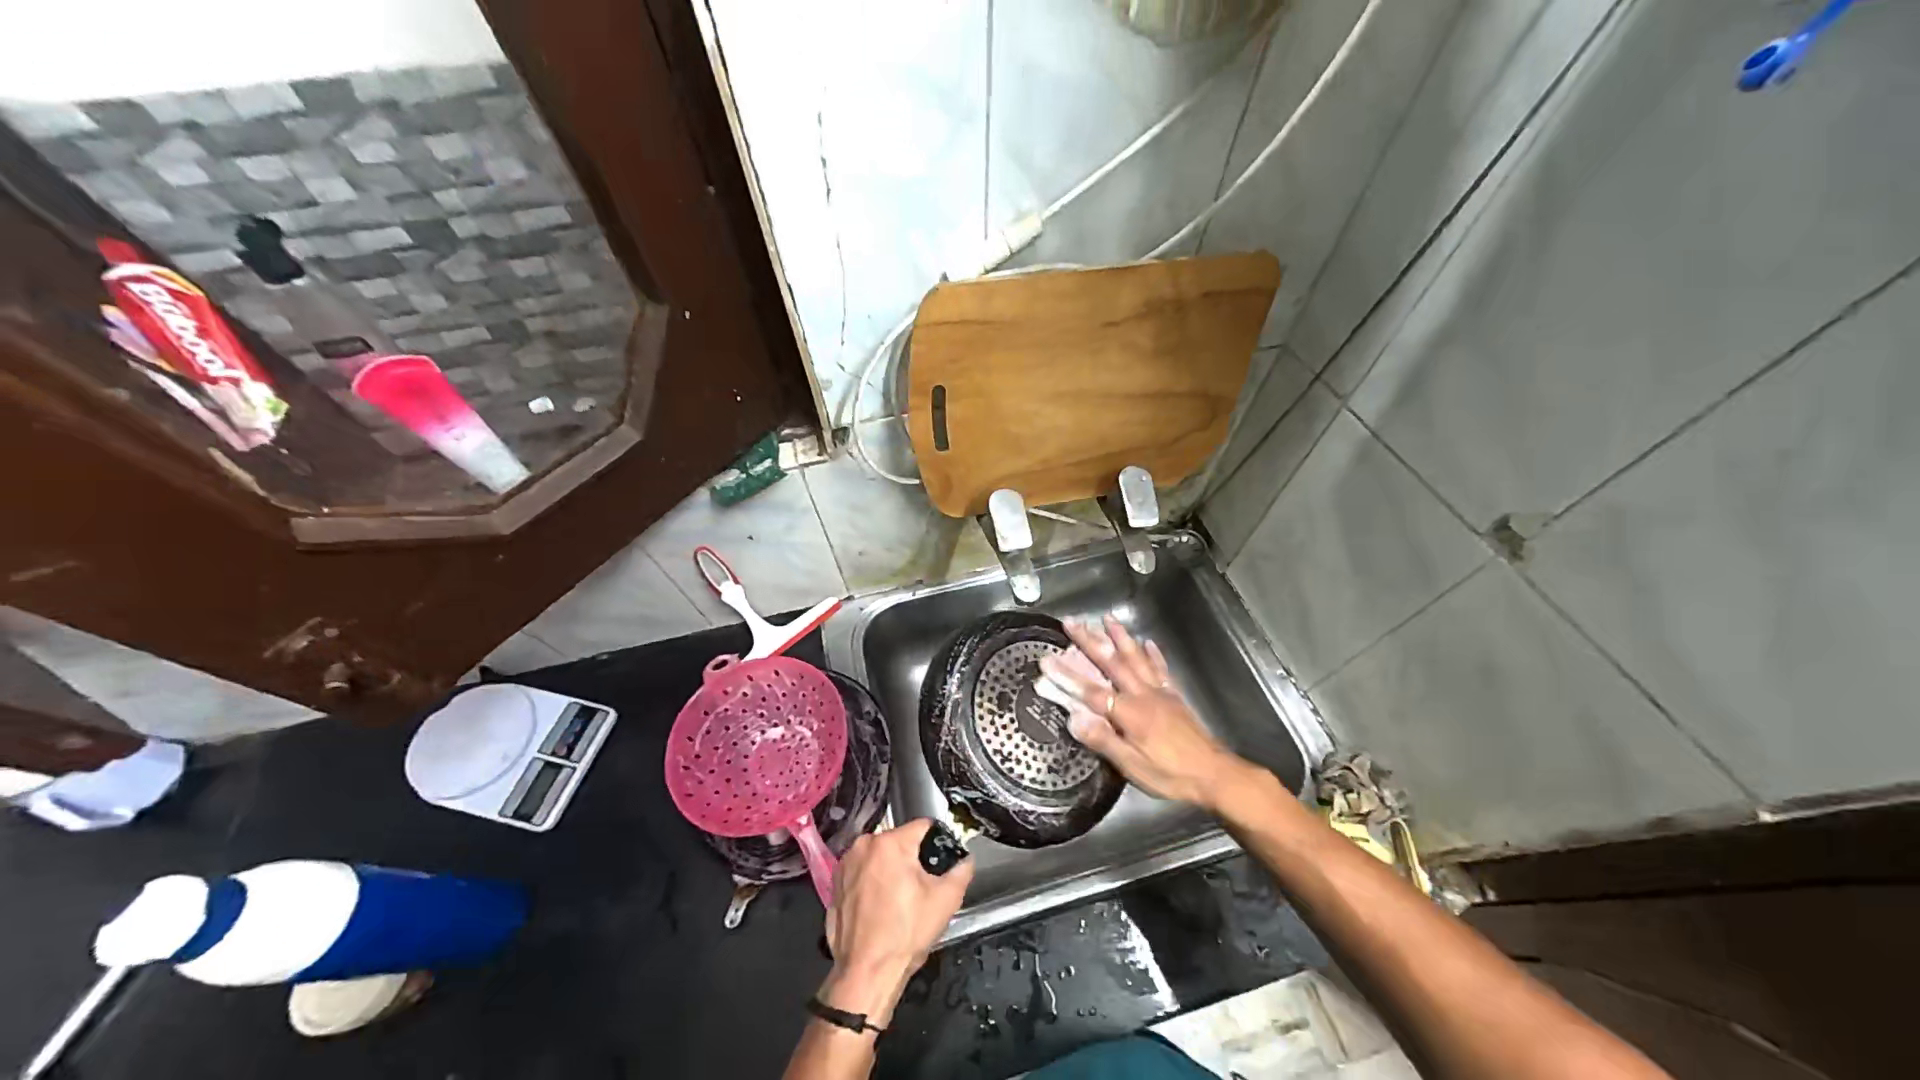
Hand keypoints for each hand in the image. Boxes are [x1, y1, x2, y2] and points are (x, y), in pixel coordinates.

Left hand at [819, 819, 972, 1026]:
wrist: (867, 972)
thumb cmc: (906, 932)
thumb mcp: (945, 900)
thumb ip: (961, 870)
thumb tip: (965, 859)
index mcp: (890, 843)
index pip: (923, 826)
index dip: (938, 842)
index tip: (942, 863)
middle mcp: (863, 845)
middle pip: (900, 841)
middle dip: (913, 858)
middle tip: (922, 887)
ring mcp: (845, 864)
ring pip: (880, 857)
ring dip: (891, 869)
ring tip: (901, 899)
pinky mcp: (835, 883)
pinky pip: (862, 872)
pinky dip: (873, 882)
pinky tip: (880, 907)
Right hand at [1040, 615, 1251, 809]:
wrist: (1214, 774)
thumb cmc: (1170, 774)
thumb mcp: (1132, 766)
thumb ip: (1103, 740)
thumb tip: (1073, 718)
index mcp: (1129, 713)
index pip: (1090, 691)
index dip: (1067, 676)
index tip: (1046, 660)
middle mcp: (1143, 695)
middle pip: (1113, 663)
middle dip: (1090, 641)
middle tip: (1072, 621)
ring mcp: (1161, 693)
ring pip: (1136, 658)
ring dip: (1120, 637)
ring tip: (1107, 618)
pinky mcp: (1175, 696)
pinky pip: (1161, 669)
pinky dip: (1152, 654)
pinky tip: (1147, 642)